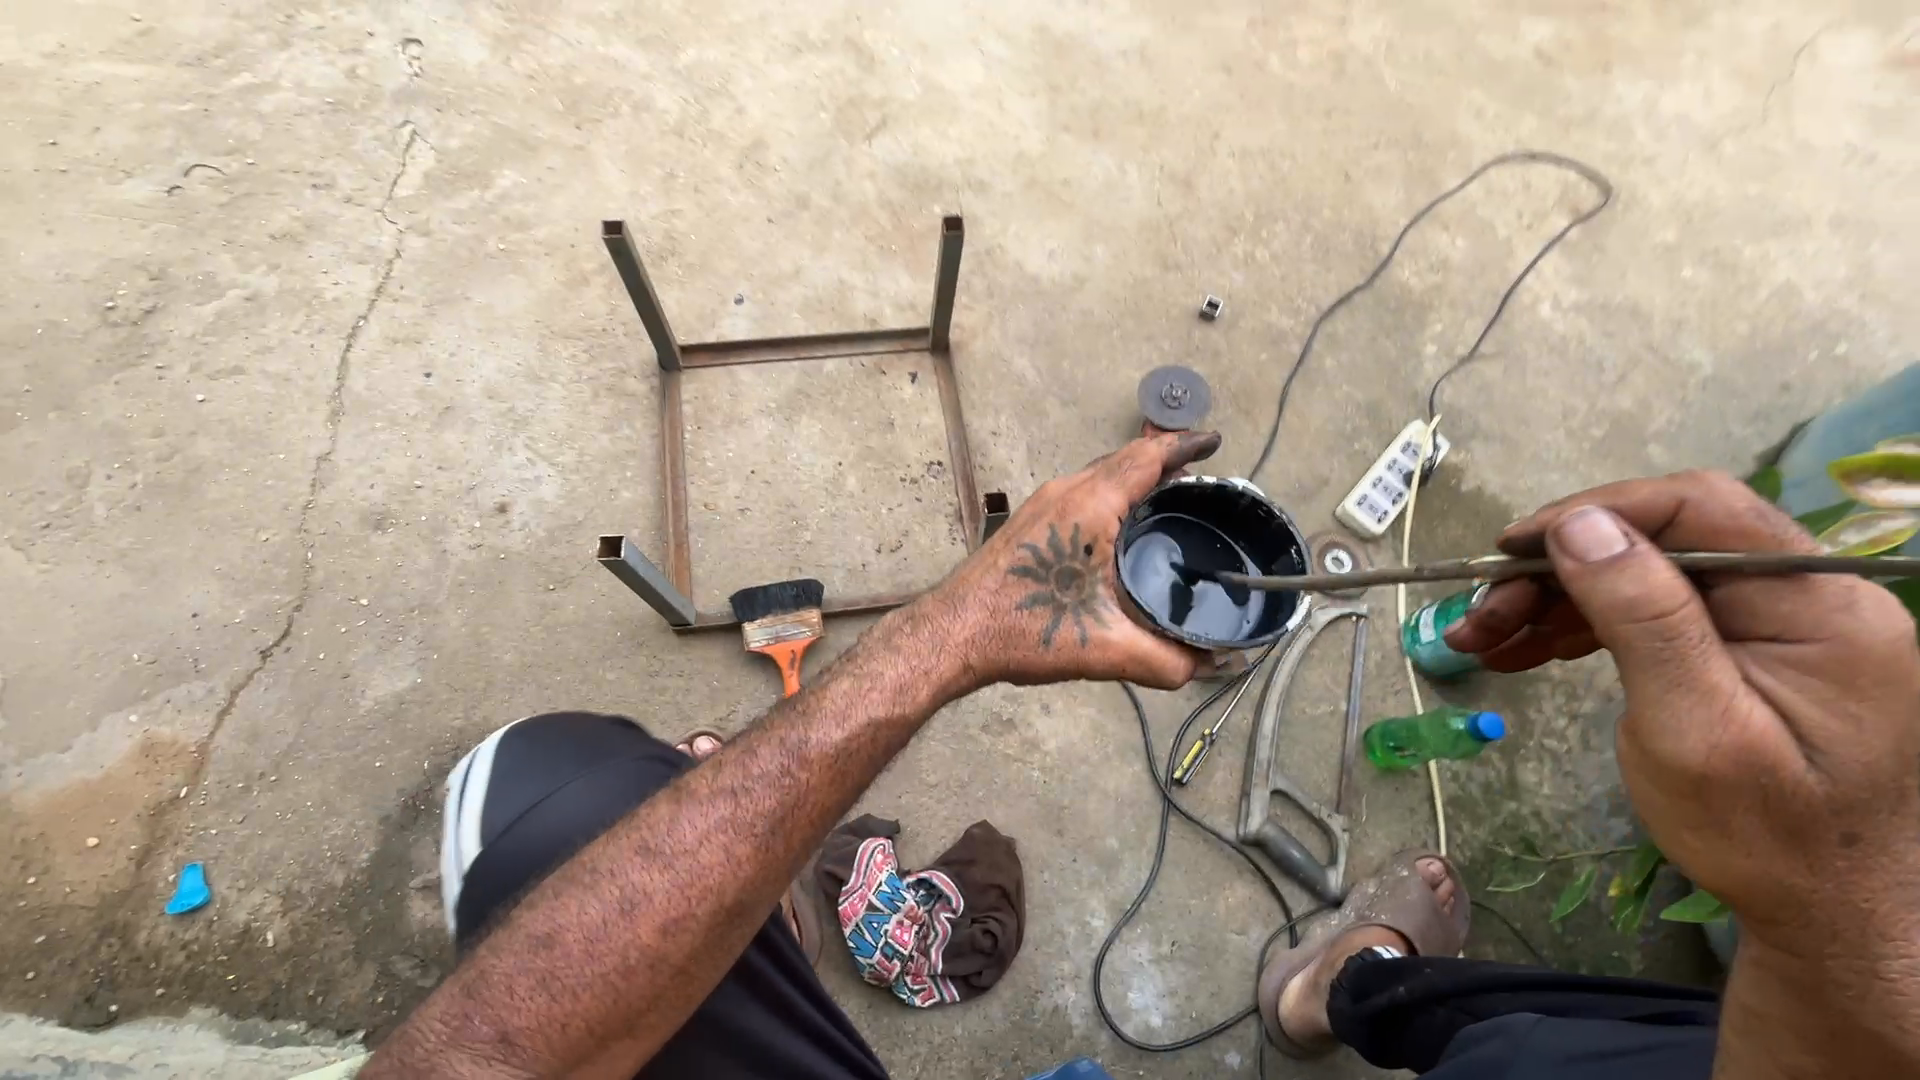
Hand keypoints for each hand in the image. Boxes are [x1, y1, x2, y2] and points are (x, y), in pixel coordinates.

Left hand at [930, 430, 1223, 690]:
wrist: (955, 631)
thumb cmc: (1026, 630)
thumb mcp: (1108, 650)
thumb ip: (1168, 661)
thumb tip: (1208, 665)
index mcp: (1090, 505)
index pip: (1147, 457)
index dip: (1184, 445)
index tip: (1214, 442)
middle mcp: (1065, 492)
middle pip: (1123, 460)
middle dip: (1164, 461)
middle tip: (1199, 478)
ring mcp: (1041, 504)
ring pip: (1098, 475)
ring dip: (1133, 478)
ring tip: (1165, 498)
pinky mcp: (1027, 521)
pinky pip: (1079, 492)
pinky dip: (1109, 495)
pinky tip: (1117, 526)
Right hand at [1445, 470, 1919, 948]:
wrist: (1823, 913)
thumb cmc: (1762, 833)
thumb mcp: (1692, 727)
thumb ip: (1644, 618)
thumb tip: (1578, 525)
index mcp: (1816, 604)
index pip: (1699, 508)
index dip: (1593, 513)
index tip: (1507, 550)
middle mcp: (1800, 596)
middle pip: (1652, 543)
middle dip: (1552, 572)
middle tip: (1479, 616)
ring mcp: (1767, 622)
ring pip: (1632, 576)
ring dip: (1547, 601)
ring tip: (1480, 640)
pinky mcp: (1734, 648)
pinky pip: (1639, 612)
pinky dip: (1571, 625)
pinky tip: (1520, 650)